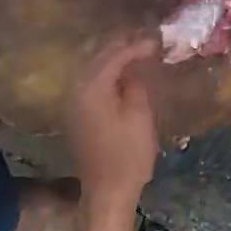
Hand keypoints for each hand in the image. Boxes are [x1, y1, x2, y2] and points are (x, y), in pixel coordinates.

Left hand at [63, 38, 159, 209]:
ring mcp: (72, 103)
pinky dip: (107, 72)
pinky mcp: (76, 113)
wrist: (107, 190)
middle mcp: (75, 92)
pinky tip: (124, 72)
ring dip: (114, 58)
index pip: (114, 56)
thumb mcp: (140, 114)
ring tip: (138, 52)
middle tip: (149, 41)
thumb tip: (137, 66)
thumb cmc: (129, 154)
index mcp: (91, 90)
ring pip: (92, 69)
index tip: (158, 41)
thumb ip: (136, 84)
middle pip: (98, 58)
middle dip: (123, 47)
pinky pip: (91, 82)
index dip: (137, 46)